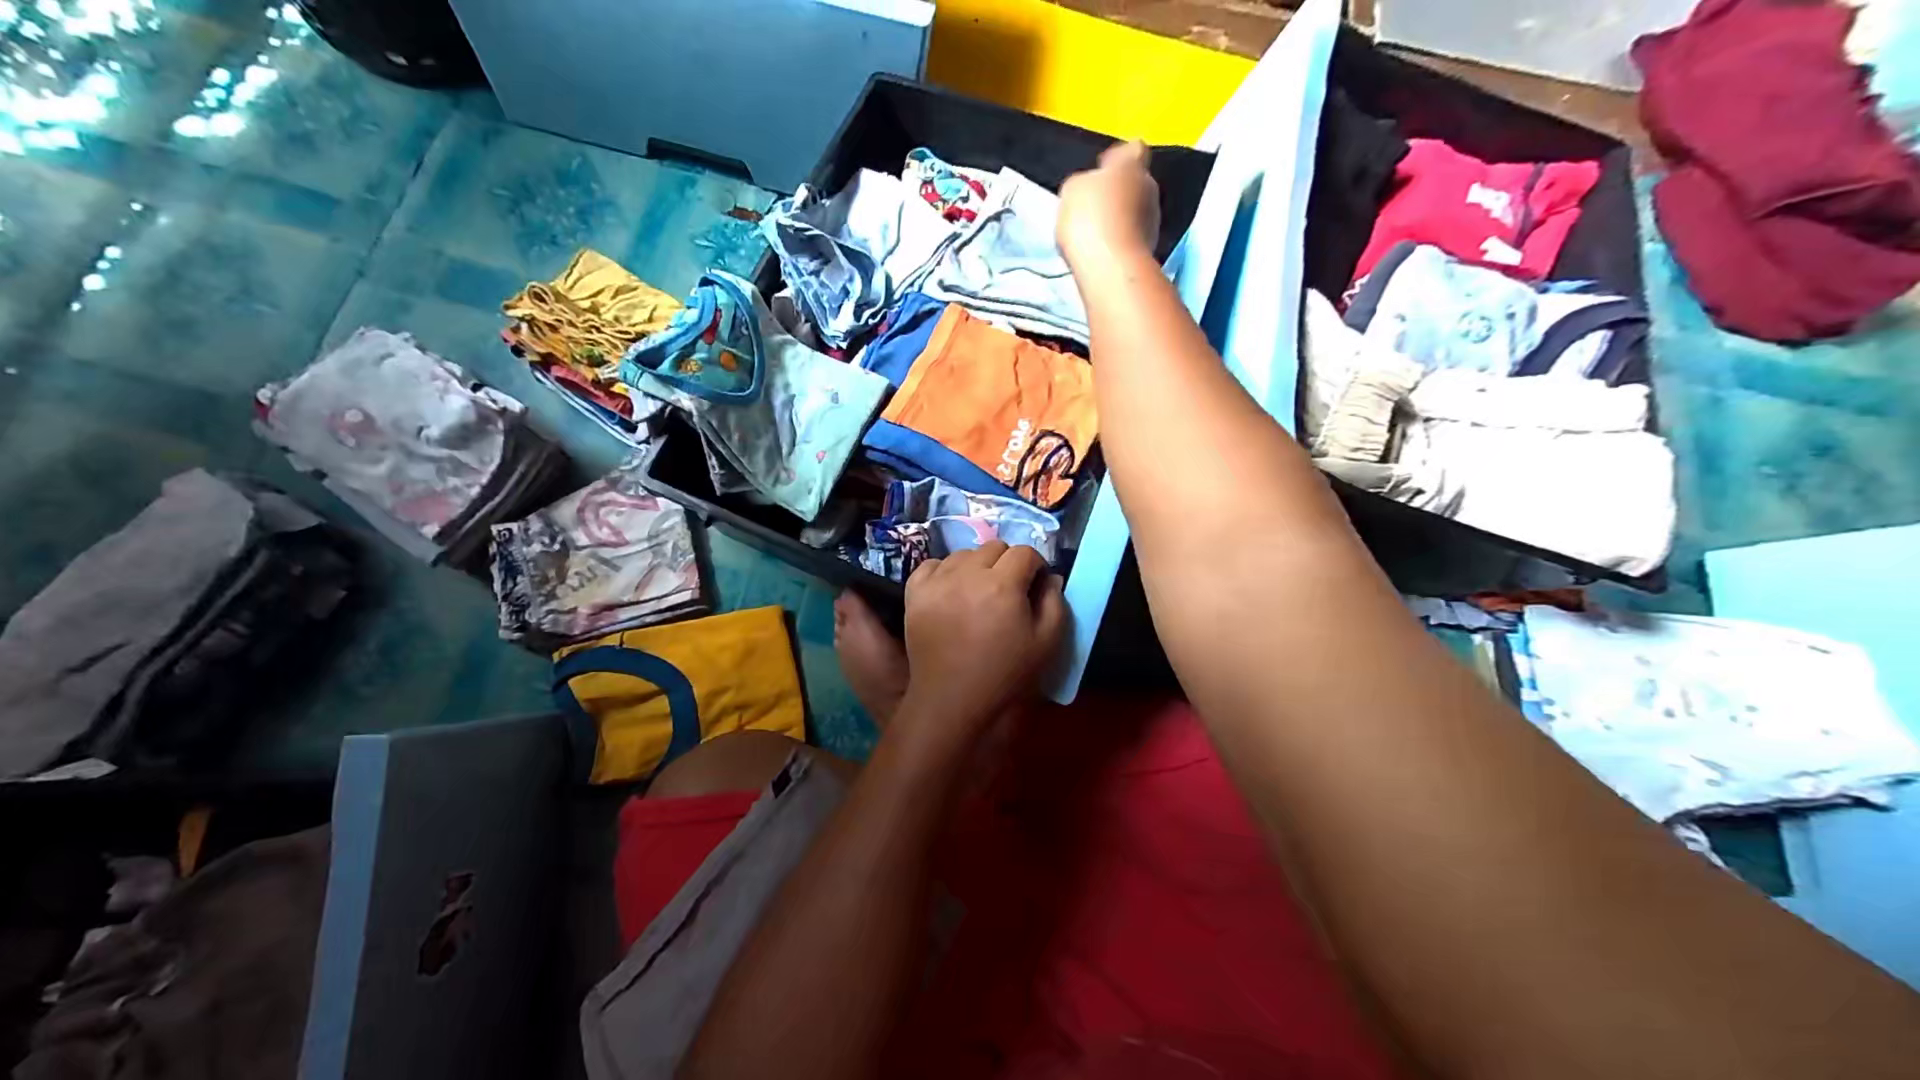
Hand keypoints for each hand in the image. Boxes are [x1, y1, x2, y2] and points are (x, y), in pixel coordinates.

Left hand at [899, 542, 1067, 742]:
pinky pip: (931, 565)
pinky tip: (951, 591)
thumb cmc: (1005, 674)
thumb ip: (1054, 602)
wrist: (954, 701)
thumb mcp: (1046, 643)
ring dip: (976, 566)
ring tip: (978, 593)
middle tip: (1007, 591)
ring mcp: (937, 582)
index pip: (1025, 552)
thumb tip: (1049, 577)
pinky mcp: (915, 593)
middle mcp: (967, 574)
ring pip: (963, 554)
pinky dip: (944, 572)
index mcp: (1002, 584)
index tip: (1034, 586)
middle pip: (994, 547)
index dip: (1035, 566)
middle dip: (1007, 563)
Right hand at [1057, 140, 1160, 269]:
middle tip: (1094, 208)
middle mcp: (1149, 187)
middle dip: (1119, 193)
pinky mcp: (1150, 248)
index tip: (1104, 170)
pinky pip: (1132, 238)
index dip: (1119, 158)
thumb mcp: (1072, 189)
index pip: (1133, 149)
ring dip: (1120, 220)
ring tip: (1096, 235)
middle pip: (1134, 184)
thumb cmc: (1089, 217)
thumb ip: (1084, 183)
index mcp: (1131, 165)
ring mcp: (1153, 220)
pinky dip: (1120, 243)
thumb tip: (1090, 188)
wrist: (1110, 265)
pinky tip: (1102, 253)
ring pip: (1135, 212)